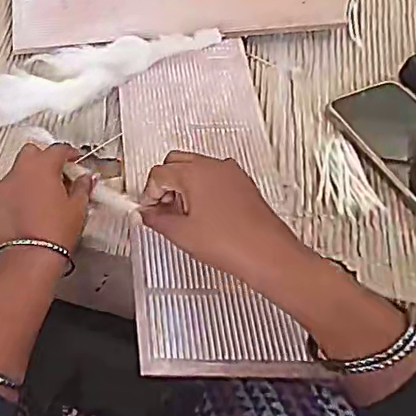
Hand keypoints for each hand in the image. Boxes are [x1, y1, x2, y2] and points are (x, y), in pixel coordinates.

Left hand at [0, 143, 94, 253]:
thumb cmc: (55, 233)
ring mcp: (2, 186)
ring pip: (16, 172)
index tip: (73, 160)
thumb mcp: (77, 208)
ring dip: (27, 179)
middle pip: (31, 153)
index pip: (58, 149)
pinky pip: (4, 191)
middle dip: (43, 159)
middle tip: (55, 176)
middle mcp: (20, 171)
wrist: (30, 256)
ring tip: (40, 199)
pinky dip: (14, 196)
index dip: (69, 153)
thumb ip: (82, 187)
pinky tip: (25, 212)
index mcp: (43, 167)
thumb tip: (85, 179)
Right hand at [140, 152, 305, 288]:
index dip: (149, 193)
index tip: (150, 209)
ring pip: (195, 166)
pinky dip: (202, 187)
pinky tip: (201, 214)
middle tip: (161, 207)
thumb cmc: (232, 242)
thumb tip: (147, 214)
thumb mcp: (181, 233)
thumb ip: (156, 219)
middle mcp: (214, 166)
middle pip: (175, 161)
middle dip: (164, 183)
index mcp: (194, 173)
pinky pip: (214, 176)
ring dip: (182, 184)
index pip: (158, 173)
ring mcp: (231, 173)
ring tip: (182, 213)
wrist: (268, 254)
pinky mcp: (242, 184)